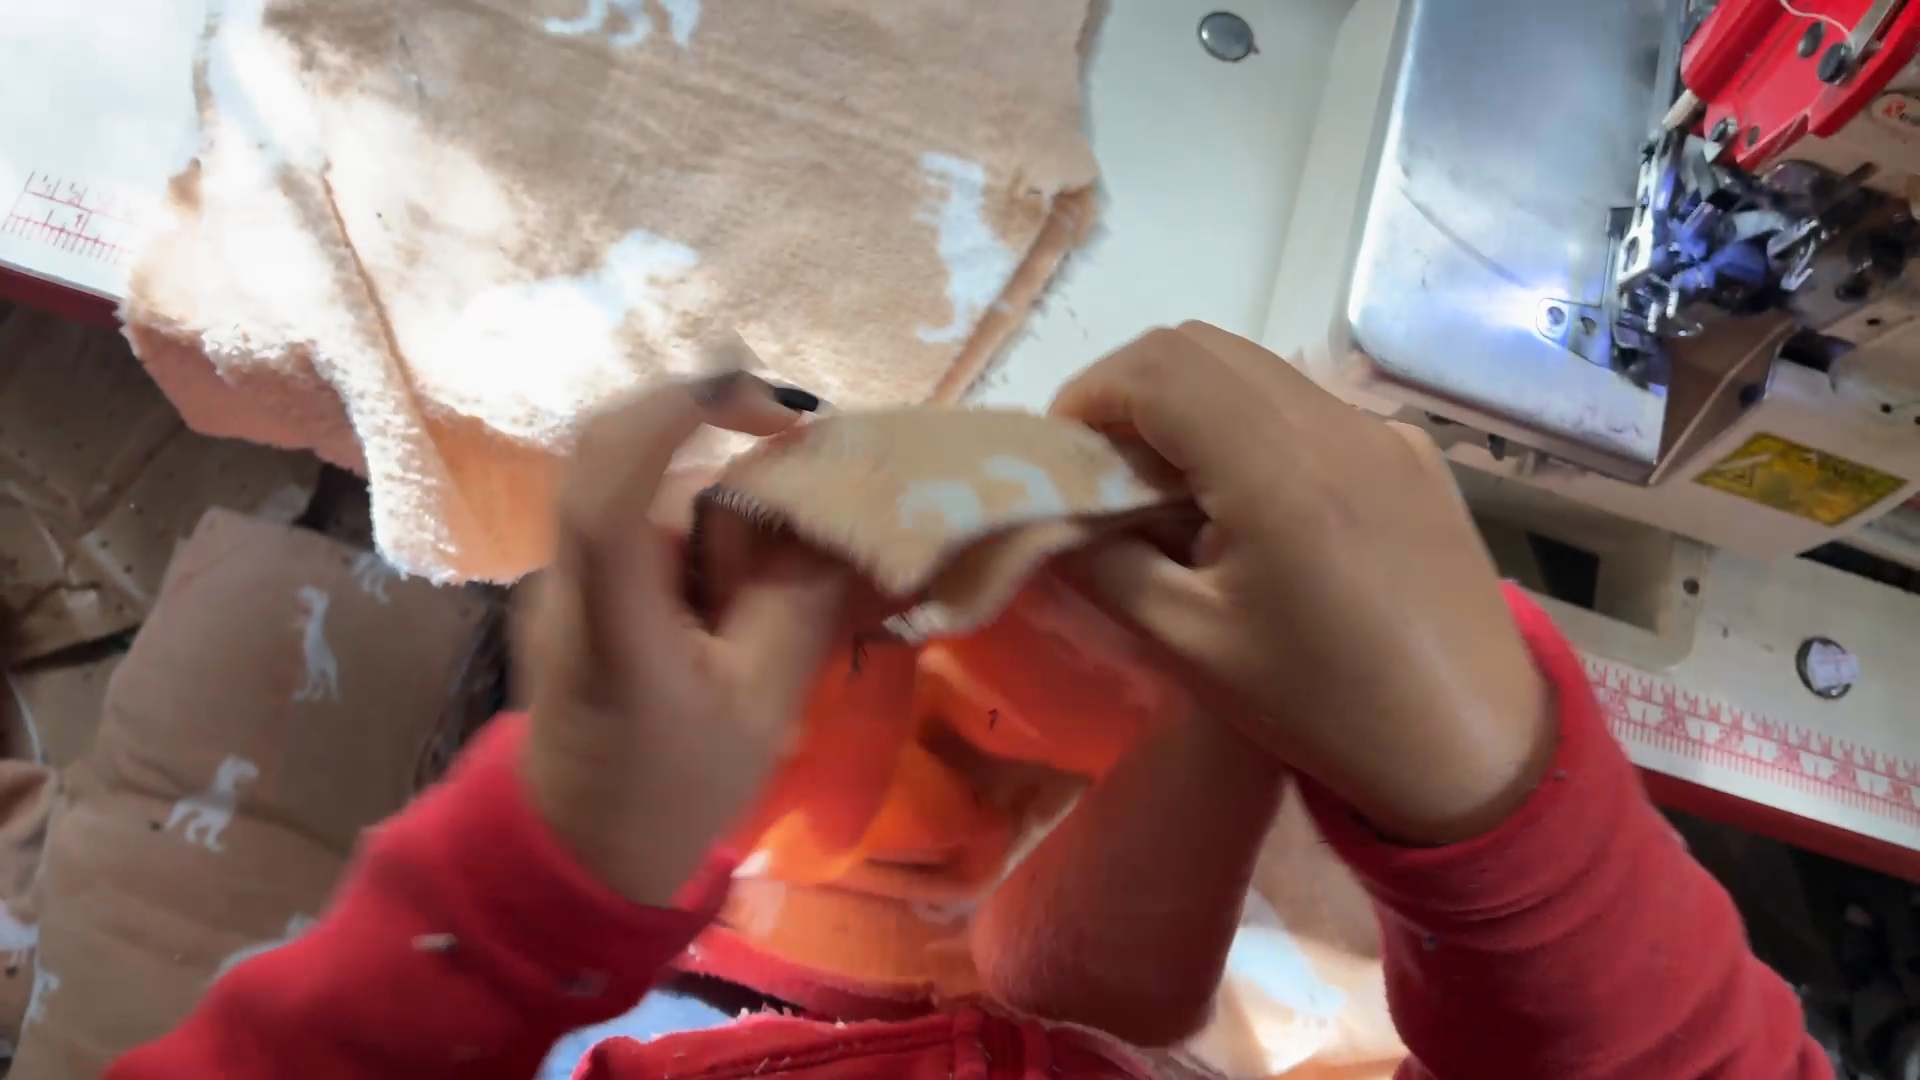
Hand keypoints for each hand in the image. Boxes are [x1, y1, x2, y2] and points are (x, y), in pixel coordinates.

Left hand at [523, 374, 848, 906]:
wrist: (576, 858)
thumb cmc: (674, 793)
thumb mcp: (762, 707)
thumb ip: (799, 604)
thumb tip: (829, 523)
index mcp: (610, 623)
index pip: (609, 482)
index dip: (678, 413)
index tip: (768, 404)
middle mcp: (566, 581)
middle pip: (625, 461)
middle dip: (713, 435)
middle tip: (796, 443)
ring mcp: (561, 583)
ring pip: (640, 493)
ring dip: (714, 495)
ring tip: (781, 537)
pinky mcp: (576, 592)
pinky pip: (643, 527)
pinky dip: (702, 527)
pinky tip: (743, 576)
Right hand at [1052, 323, 1551, 844]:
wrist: (1478, 749)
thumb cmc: (1322, 707)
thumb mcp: (1189, 645)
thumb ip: (1104, 566)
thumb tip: (1050, 517)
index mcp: (1281, 471)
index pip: (1159, 369)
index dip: (1090, 392)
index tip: (1062, 448)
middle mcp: (1338, 423)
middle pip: (1201, 347)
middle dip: (1128, 390)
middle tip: (1100, 461)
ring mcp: (1382, 429)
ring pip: (1251, 367)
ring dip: (1184, 402)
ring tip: (1161, 480)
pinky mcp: (1408, 449)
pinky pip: (1299, 402)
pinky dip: (1239, 421)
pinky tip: (1239, 495)